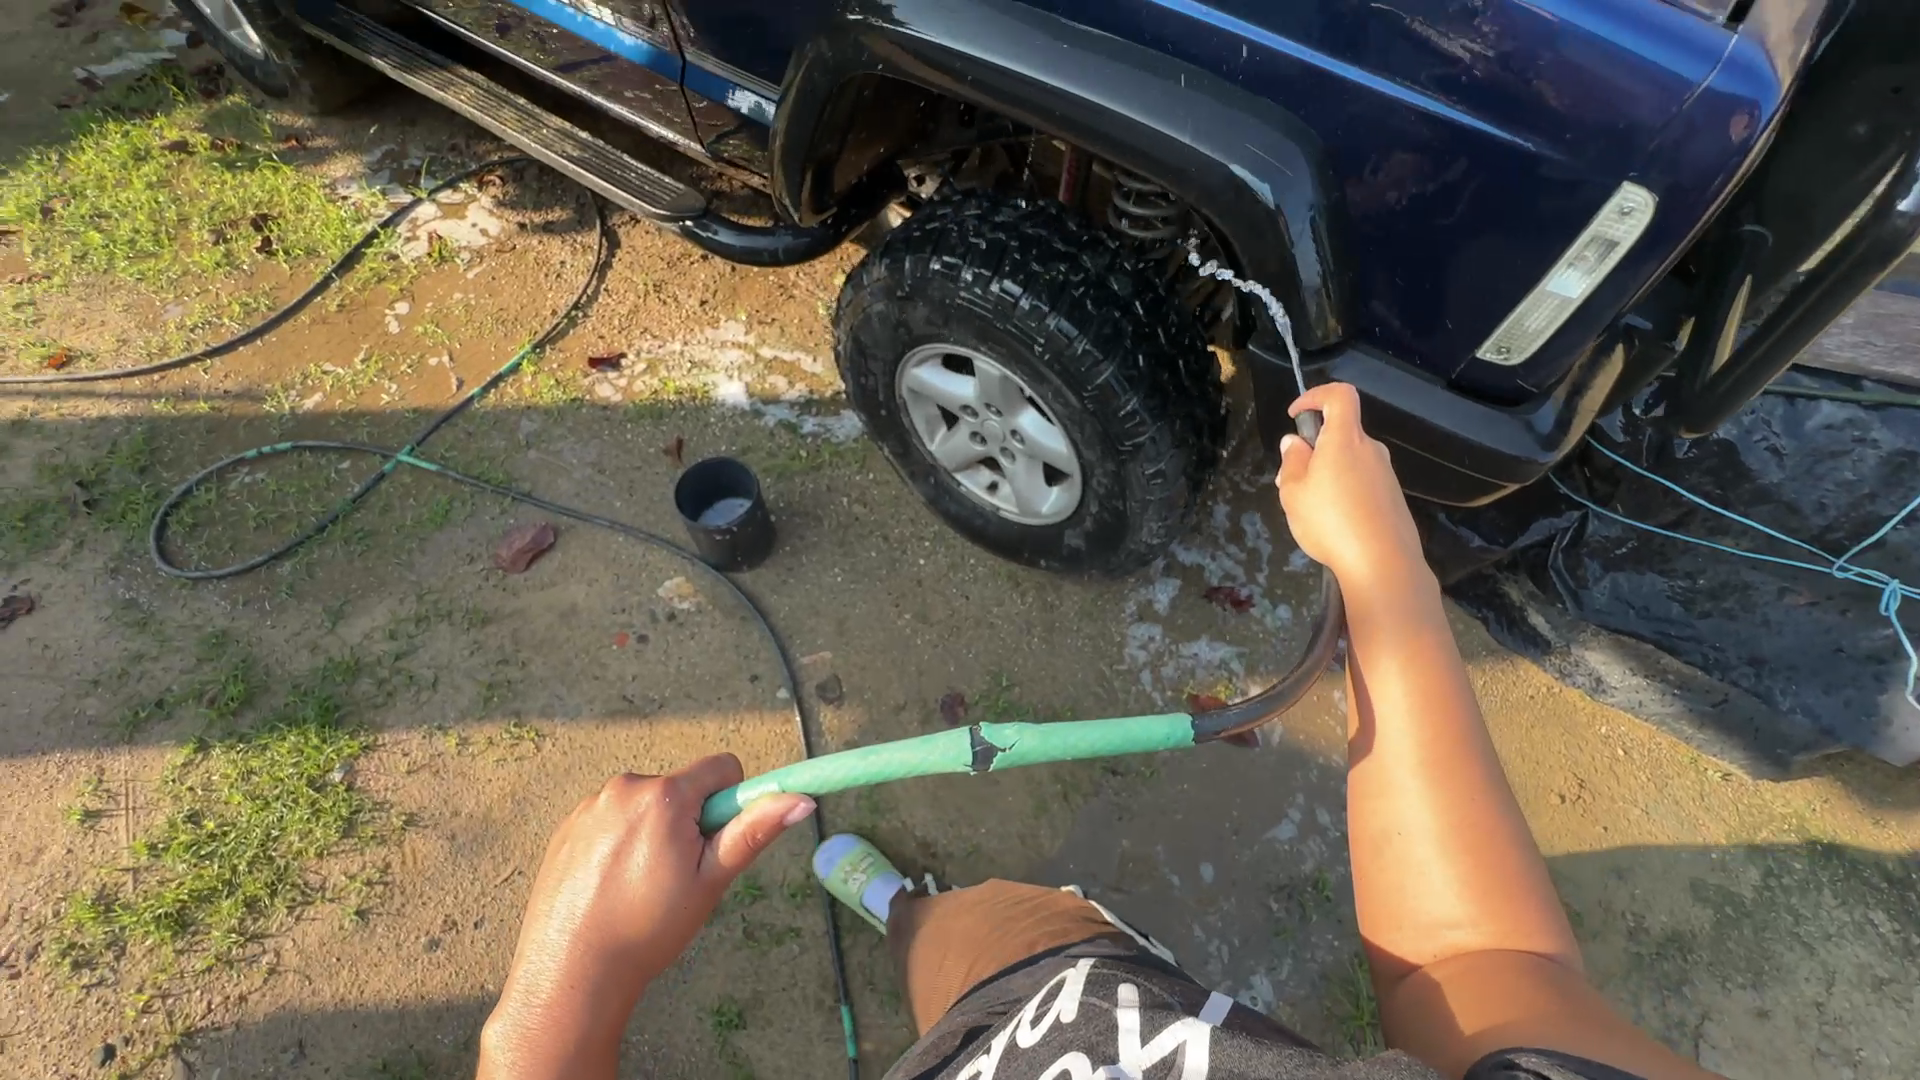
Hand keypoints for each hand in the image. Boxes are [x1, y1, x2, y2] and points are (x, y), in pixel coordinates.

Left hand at [478, 756, 813, 1079]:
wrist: (568, 976)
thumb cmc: (647, 929)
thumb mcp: (711, 880)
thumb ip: (755, 830)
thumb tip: (802, 799)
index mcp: (665, 795)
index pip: (722, 768)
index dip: (730, 803)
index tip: (714, 842)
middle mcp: (625, 786)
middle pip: (683, 787)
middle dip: (690, 820)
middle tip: (676, 873)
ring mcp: (591, 805)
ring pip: (648, 803)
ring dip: (654, 829)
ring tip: (639, 884)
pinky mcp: (568, 825)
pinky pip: (613, 816)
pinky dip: (621, 839)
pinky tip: (611, 884)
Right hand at [1276, 383, 1426, 597]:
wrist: (1382, 563)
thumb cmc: (1330, 521)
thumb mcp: (1293, 492)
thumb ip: (1292, 462)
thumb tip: (1295, 442)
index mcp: (1344, 440)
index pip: (1339, 396)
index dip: (1316, 396)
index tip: (1296, 415)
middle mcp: (1370, 450)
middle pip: (1340, 434)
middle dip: (1312, 450)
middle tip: (1290, 481)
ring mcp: (1385, 474)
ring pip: (1348, 461)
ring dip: (1325, 474)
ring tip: (1308, 509)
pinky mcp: (1392, 497)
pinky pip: (1361, 482)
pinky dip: (1342, 491)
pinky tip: (1332, 523)